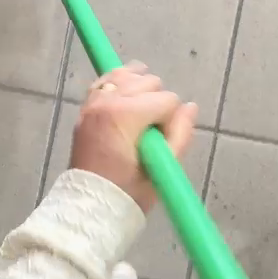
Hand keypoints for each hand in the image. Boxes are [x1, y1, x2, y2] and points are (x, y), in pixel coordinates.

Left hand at [69, 61, 198, 214]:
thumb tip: (190, 107)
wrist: (90, 204)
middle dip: (157, 102)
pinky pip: (106, 80)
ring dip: (140, 88)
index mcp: (126, 114)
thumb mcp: (162, 167)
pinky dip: (118, 82)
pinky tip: (127, 93)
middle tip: (152, 130)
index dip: (171, 119)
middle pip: (149, 81)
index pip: (167, 99)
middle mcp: (108, 101)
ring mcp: (93, 102)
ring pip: (127, 74)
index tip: (163, 141)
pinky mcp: (86, 108)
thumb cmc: (129, 191)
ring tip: (142, 112)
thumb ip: (180, 134)